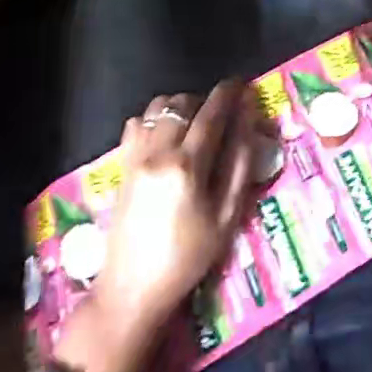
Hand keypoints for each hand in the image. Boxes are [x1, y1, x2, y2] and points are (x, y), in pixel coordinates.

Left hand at [49, 81, 261, 371]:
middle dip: (205, 99)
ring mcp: (135, 155)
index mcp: (187, 164)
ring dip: (180, 105)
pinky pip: (137, 122)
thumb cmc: (188, 257)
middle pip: (183, 103)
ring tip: (194, 122)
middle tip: (222, 111)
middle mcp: (158, 150)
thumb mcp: (226, 217)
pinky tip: (165, 135)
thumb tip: (248, 123)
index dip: (229, 93)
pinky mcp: (122, 164)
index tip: (241, 83)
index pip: (212, 113)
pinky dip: (154, 118)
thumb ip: (239, 165)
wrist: (133, 288)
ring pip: (157, 107)